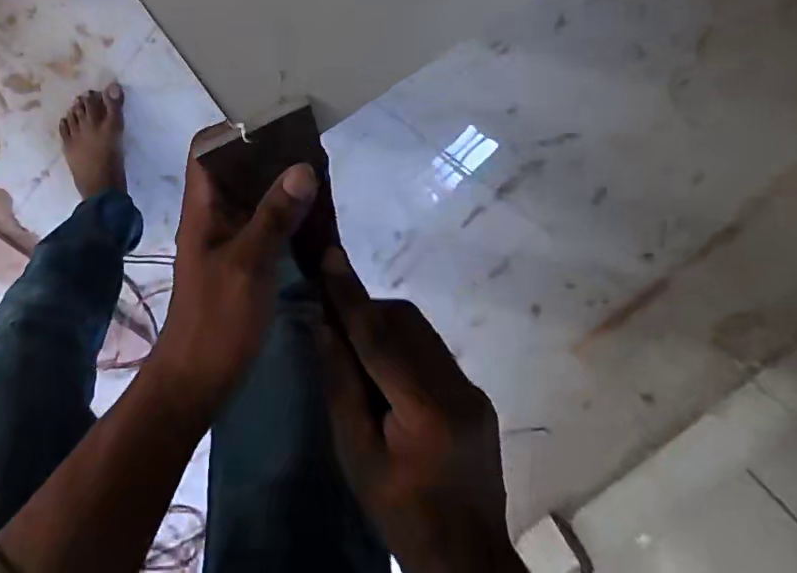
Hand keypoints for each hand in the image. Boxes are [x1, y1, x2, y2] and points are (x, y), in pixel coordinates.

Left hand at [144, 146, 316, 411]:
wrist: (197, 378)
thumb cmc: (218, 318)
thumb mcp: (249, 263)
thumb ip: (274, 214)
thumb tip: (302, 166)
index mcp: (201, 206)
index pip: (205, 149)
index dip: (232, 130)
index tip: (273, 125)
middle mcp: (211, 214)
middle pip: (232, 168)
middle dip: (266, 154)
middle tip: (308, 148)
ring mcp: (225, 237)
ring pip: (249, 195)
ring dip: (278, 183)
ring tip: (317, 175)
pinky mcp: (240, 259)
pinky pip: (260, 222)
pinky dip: (282, 212)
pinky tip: (312, 215)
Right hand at [313, 247, 523, 572]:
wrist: (467, 558)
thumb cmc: (400, 511)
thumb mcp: (356, 454)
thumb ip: (340, 384)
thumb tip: (321, 324)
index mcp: (425, 410)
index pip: (379, 338)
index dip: (350, 295)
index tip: (329, 255)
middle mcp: (456, 389)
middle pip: (403, 323)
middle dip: (364, 312)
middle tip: (331, 328)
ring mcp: (471, 391)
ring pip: (419, 330)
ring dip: (383, 327)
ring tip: (356, 355)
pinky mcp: (475, 395)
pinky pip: (431, 350)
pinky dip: (401, 347)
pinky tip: (385, 376)